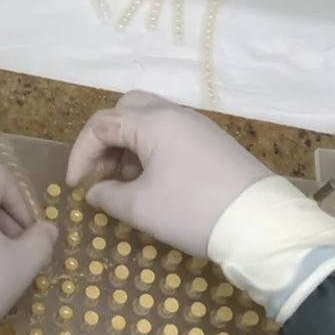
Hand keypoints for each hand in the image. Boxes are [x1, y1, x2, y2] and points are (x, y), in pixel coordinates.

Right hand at [65, 90, 334, 322]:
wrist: (259, 224)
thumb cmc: (192, 211)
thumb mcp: (140, 208)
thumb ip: (108, 196)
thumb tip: (95, 191)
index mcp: (153, 122)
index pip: (101, 124)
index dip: (80, 154)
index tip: (75, 186)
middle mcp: (174, 114)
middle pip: (127, 110)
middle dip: (105, 140)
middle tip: (100, 172)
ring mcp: (196, 126)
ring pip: (149, 121)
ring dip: (127, 146)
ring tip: (124, 183)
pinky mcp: (211, 143)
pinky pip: (169, 135)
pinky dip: (150, 151)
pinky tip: (152, 182)